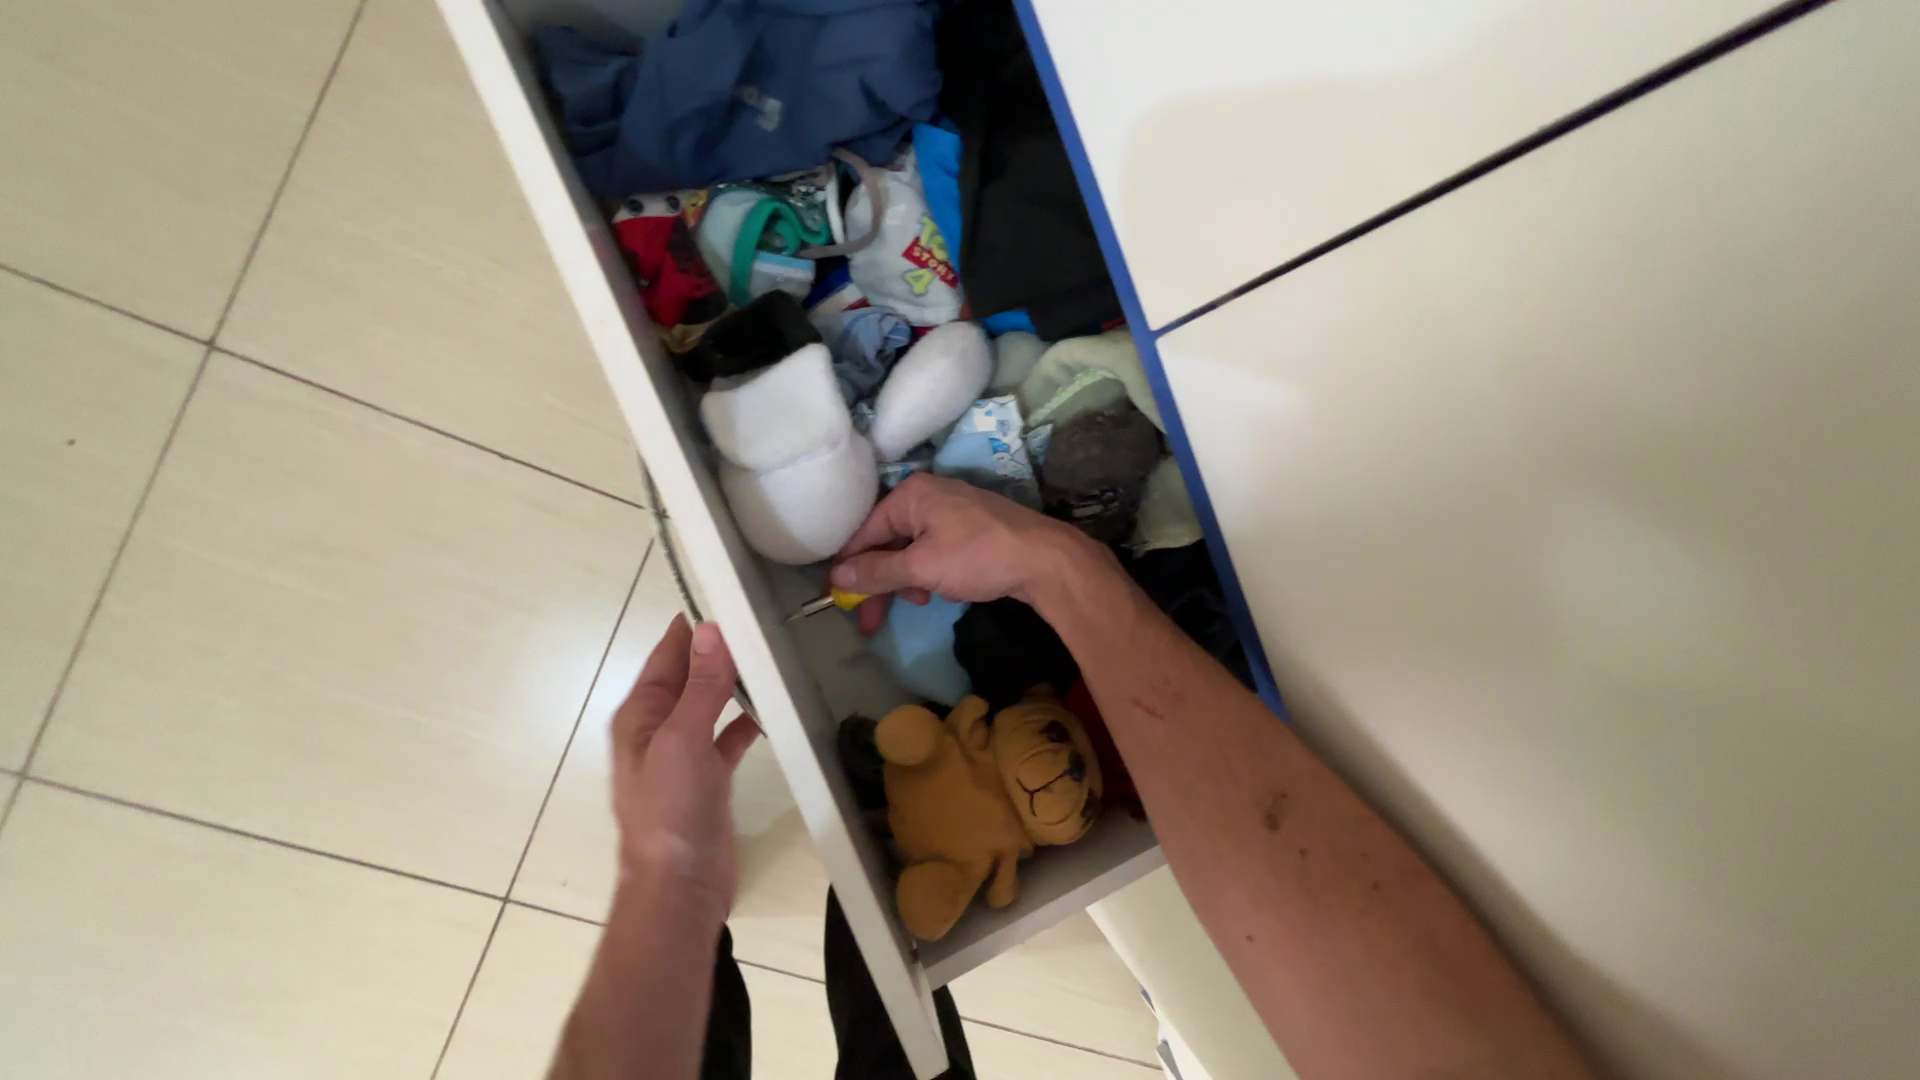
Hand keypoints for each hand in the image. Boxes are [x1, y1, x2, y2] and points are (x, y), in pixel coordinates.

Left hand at [609, 615, 759, 921]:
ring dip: (734, 683)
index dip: (692, 626)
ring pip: (711, 704)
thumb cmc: (670, 808)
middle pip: (690, 676)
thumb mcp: (683, 739)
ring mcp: (684, 753)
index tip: (730, 596)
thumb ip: (700, 686)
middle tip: (762, 622)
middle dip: (719, 651)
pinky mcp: (709, 776)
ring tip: (771, 656)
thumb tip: (711, 629)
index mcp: (641, 715)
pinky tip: (773, 710)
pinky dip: (747, 720)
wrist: (680, 884)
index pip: (666, 654)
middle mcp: (658, 728)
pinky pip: (729, 735)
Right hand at [831, 473, 1097, 634]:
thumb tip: (837, 578)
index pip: (864, 531)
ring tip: (919, 601)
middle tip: (869, 622)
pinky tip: (939, 593)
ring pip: (911, 551)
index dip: (850, 567)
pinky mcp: (969, 530)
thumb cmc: (977, 556)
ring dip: (908, 581)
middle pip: (887, 542)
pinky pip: (934, 552)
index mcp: (911, 495)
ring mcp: (951, 512)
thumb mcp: (921, 568)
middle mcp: (928, 496)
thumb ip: (877, 572)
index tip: (839, 599)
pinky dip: (929, 574)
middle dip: (880, 582)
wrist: (1044, 561)